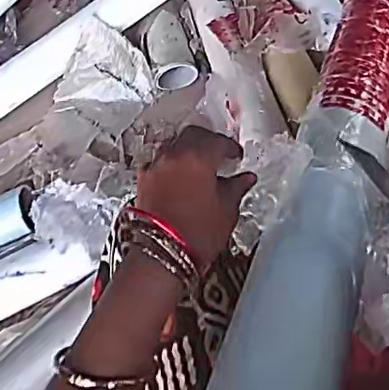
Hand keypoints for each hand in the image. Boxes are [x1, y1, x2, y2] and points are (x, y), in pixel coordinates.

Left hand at [133, 126, 253, 270]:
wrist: (161, 254)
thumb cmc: (194, 235)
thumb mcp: (226, 211)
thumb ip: (236, 188)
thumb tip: (244, 179)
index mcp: (198, 158)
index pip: (218, 141)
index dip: (231, 147)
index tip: (236, 155)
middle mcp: (174, 155)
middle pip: (193, 135)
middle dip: (208, 141)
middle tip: (220, 153)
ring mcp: (156, 165)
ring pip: (174, 144)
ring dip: (188, 149)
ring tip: (200, 165)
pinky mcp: (144, 178)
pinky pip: (160, 160)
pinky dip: (172, 162)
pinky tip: (180, 176)